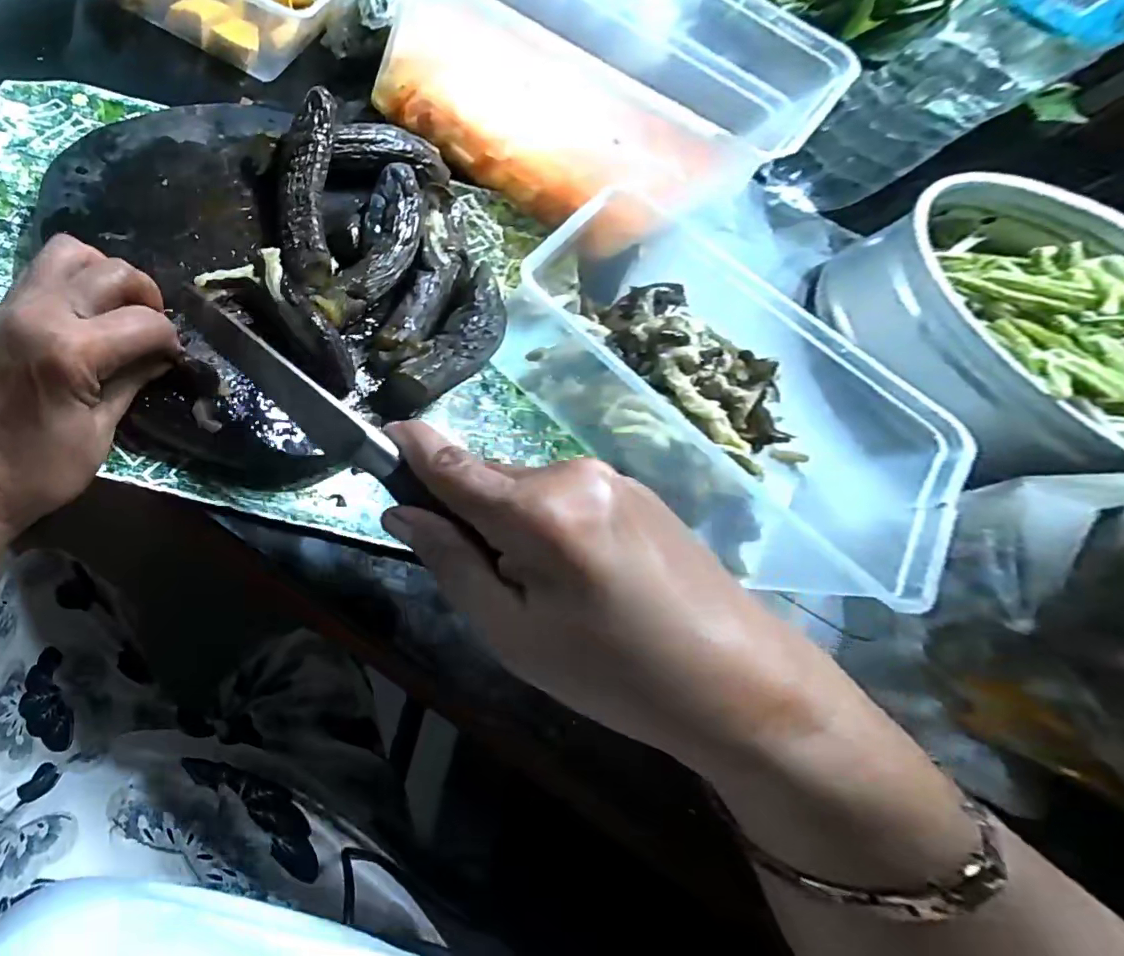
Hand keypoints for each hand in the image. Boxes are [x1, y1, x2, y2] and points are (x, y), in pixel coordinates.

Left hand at [0, 234, 180, 535]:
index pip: (143, 322)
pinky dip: (77, 275)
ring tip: (118, 307)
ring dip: (107, 273)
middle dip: (146, 296)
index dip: (169, 339)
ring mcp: (18, 305)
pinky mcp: (6, 307)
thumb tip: (164, 354)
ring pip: (75, 252)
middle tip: (151, 329)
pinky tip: (89, 308)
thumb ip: (134, 379)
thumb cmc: (45, 467)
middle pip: (114, 272)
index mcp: (69, 352)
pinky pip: (48, 266)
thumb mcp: (102, 430)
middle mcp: (42, 314)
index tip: (174, 358)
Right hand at [379, 421, 865, 772]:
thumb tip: (403, 513)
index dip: (409, 446)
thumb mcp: (512, 633)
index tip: (380, 437)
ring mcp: (610, 476)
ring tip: (541, 588)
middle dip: (466, 510)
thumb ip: (450, 562)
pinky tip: (577, 575)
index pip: (452, 464)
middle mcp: (572, 475)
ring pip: (523, 486)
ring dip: (507, 520)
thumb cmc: (612, 674)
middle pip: (487, 477)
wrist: (743, 686)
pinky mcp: (635, 488)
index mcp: (539, 512)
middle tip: (483, 576)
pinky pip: (561, 492)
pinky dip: (544, 521)